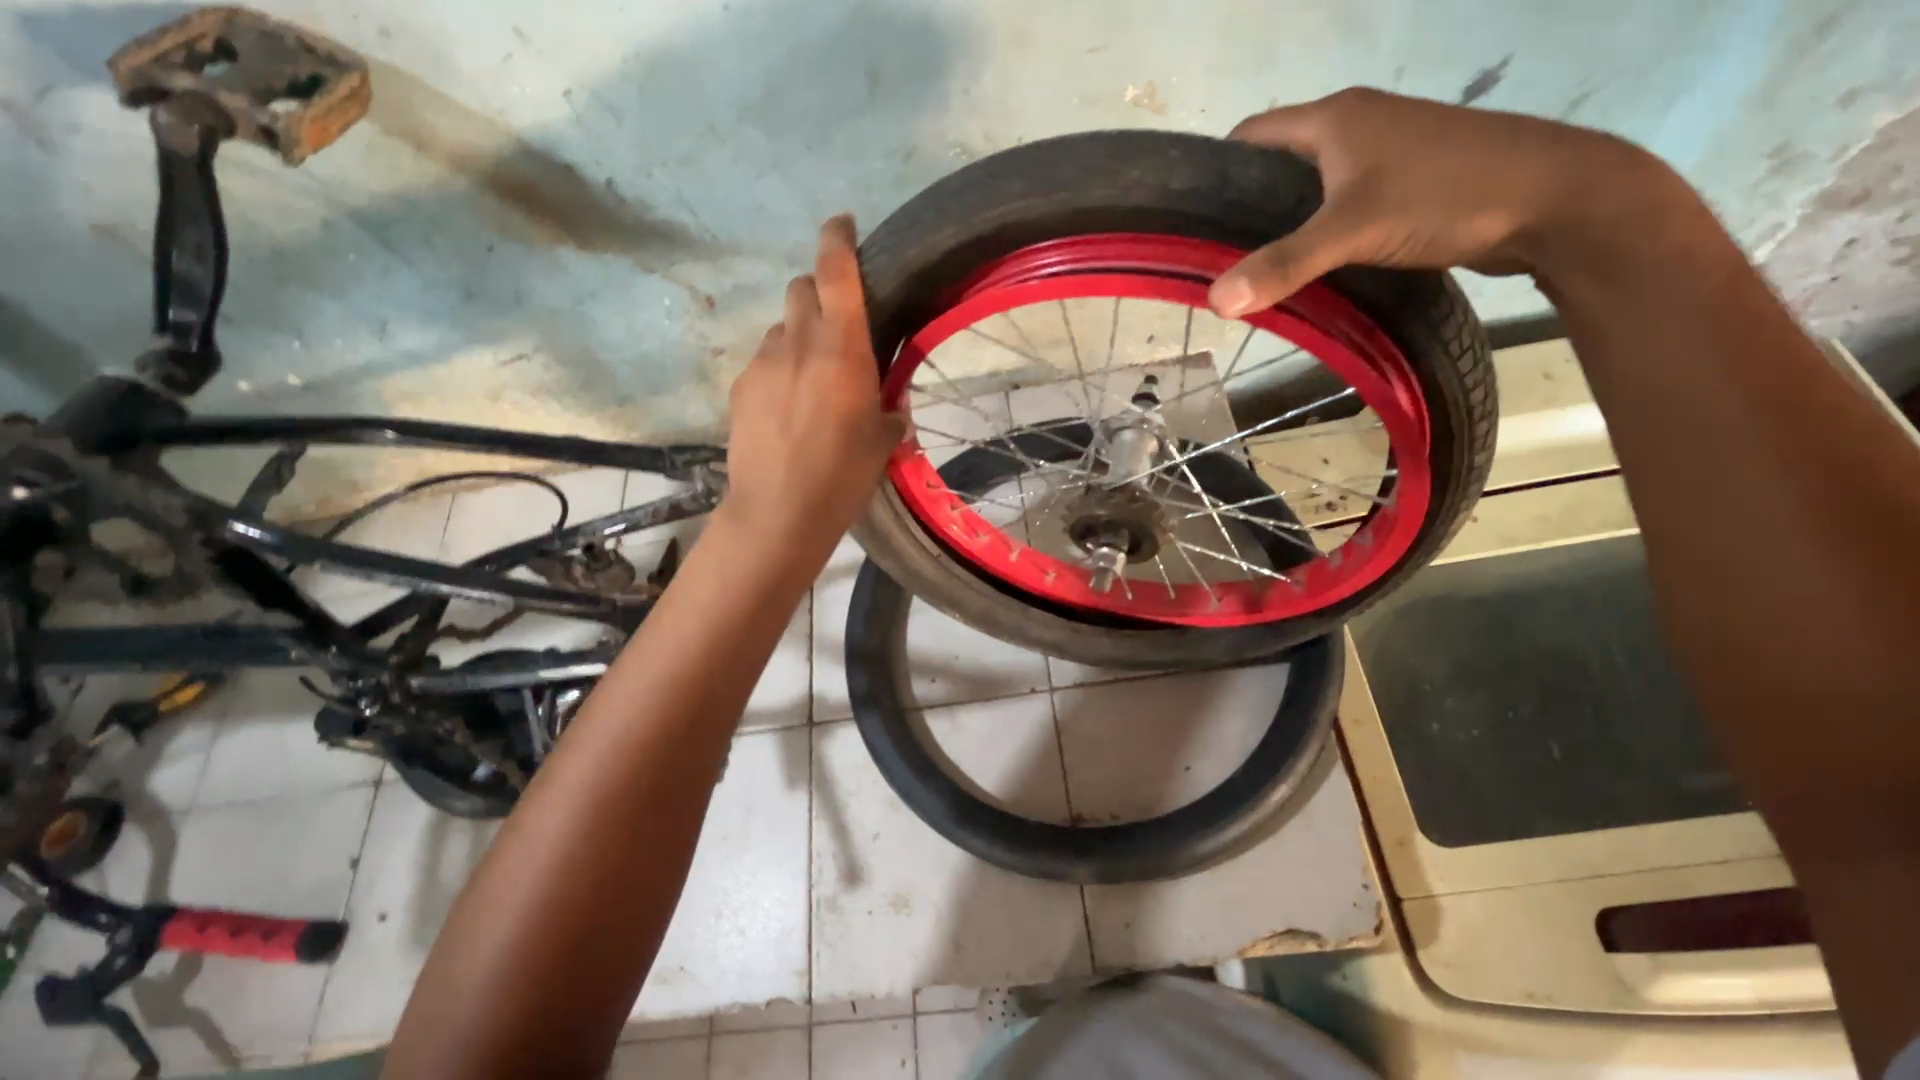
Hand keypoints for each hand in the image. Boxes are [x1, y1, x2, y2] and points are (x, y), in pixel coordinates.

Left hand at [719, 215, 905, 556]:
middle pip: (801, 287)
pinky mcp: (739, 387)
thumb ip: (885, 411)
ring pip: (781, 328)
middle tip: (834, 327)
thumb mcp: (882, 442)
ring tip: (809, 381)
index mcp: (842, 347)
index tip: (841, 223)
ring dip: (797, 338)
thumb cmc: (842, 476)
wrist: (778, 512)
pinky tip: (785, 410)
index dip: (837, 238)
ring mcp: (762, 362)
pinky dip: (778, 370)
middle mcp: (798, 341)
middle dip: (818, 294)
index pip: (835, 271)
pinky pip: (763, 361)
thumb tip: (885, 408)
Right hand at [1208, 88, 1693, 317]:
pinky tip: (1316, 264)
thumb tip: (1214, 301)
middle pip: (1279, 160)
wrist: (1557, 198)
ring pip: (1315, 183)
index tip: (1193, 222)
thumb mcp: (1353, 230)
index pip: (1251, 134)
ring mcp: (1389, 150)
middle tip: (1220, 257)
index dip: (1216, 172)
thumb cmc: (1446, 194)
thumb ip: (1283, 264)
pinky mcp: (1412, 179)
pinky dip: (1325, 228)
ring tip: (1260, 267)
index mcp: (1334, 117)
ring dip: (1288, 220)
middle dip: (1248, 204)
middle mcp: (1358, 122)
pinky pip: (1347, 200)